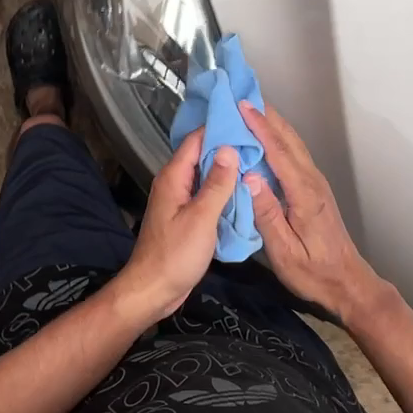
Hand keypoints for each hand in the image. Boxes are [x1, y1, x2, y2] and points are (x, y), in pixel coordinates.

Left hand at [111, 129, 238, 321]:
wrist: (153, 290)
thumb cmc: (176, 255)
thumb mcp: (201, 218)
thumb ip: (217, 184)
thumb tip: (230, 149)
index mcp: (173, 177)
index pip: (196, 140)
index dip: (219, 128)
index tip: (246, 121)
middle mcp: (173, 183)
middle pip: (201, 156)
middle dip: (227, 148)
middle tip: (259, 142)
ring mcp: (178, 200)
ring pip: (205, 176)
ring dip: (226, 171)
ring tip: (257, 163)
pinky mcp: (184, 216)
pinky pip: (204, 195)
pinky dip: (221, 191)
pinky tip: (242, 192)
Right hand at [240, 103, 390, 323]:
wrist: (347, 283)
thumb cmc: (314, 273)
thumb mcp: (285, 252)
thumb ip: (266, 214)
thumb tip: (248, 178)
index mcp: (304, 194)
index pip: (279, 152)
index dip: (260, 127)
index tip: (242, 106)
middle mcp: (312, 181)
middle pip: (289, 139)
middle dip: (266, 115)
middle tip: (241, 95)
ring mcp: (315, 183)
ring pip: (293, 143)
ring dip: (273, 122)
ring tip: (250, 107)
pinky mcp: (313, 188)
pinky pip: (294, 153)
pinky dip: (278, 137)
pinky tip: (265, 136)